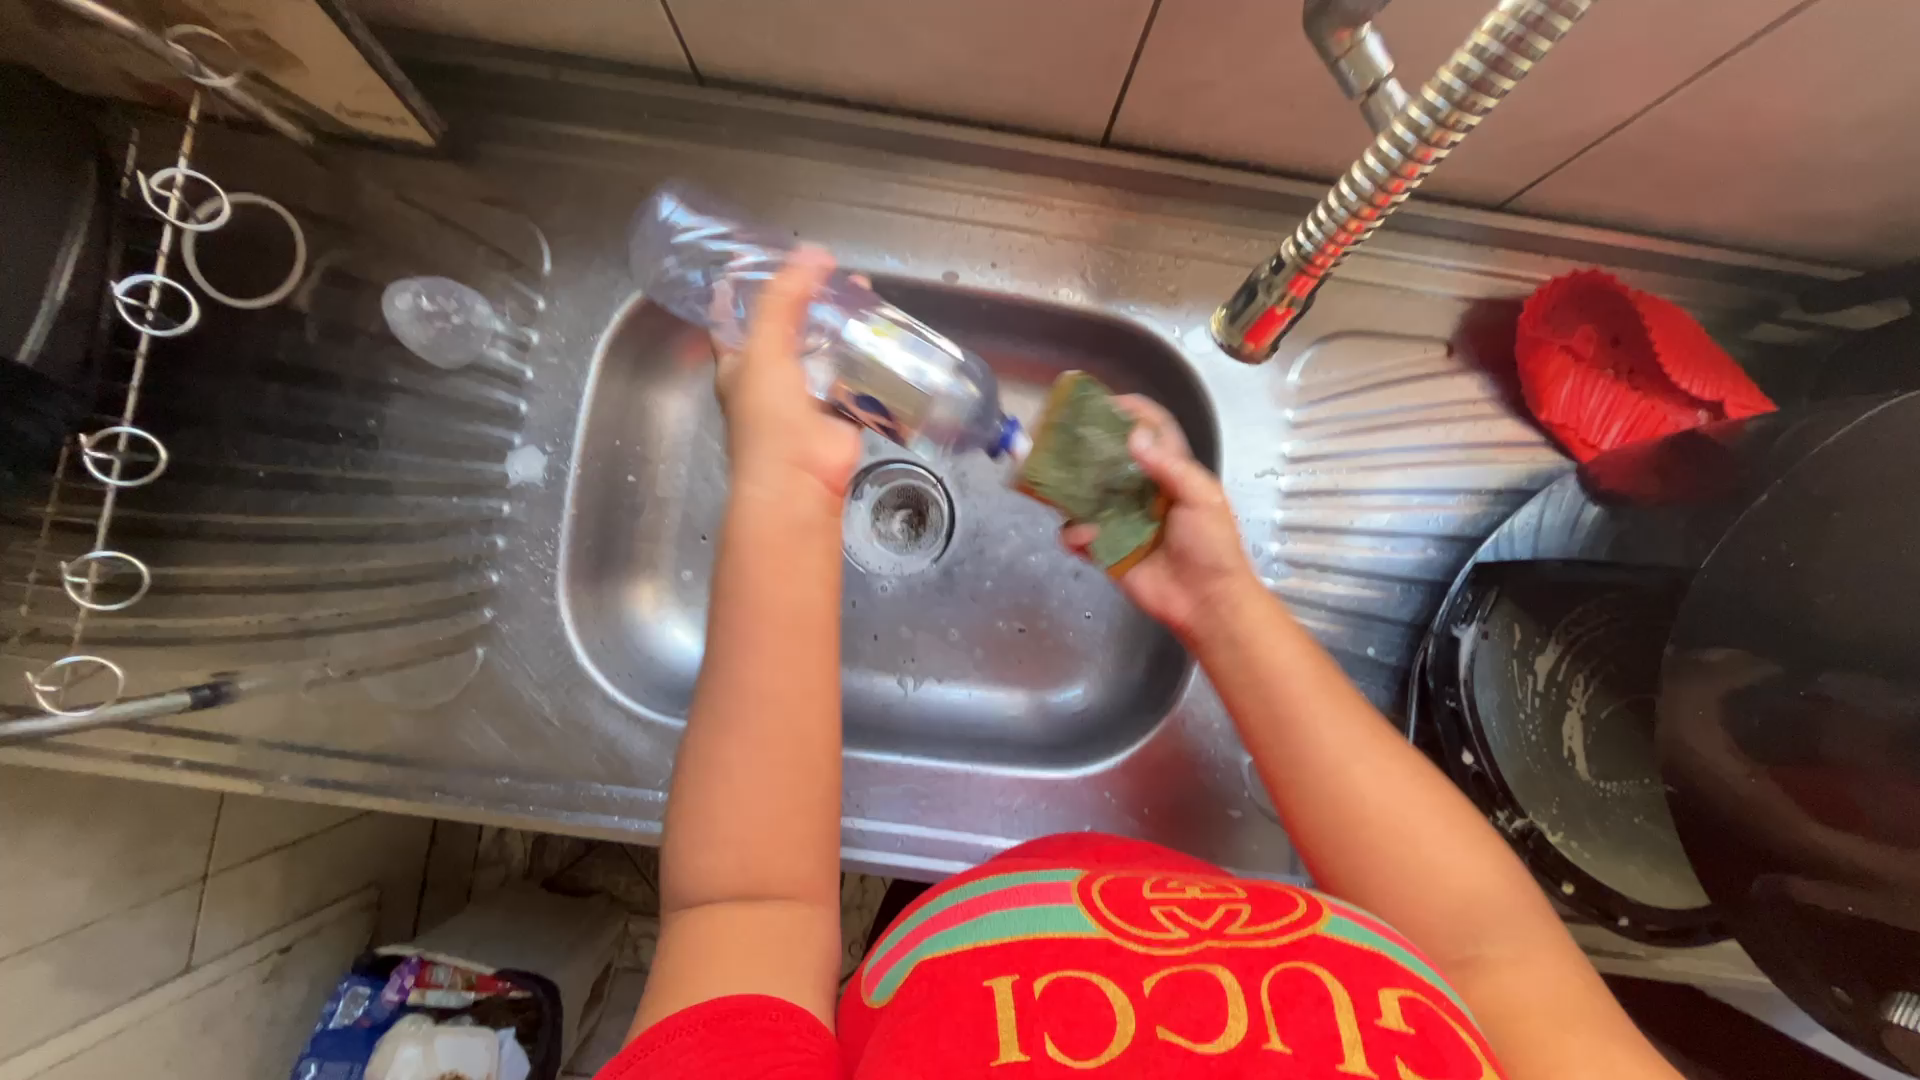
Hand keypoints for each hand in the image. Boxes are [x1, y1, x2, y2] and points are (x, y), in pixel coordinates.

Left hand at [714, 246, 862, 506]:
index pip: (734, 317)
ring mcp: (807, 398)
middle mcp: (770, 379)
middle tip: (831, 273)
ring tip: (863, 296)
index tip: (762, 260)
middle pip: (788, 330)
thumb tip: (814, 253)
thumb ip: (784, 299)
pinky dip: (867, 362)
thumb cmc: (768, 417)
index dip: (744, 288)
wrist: (799, 479)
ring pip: (824, 352)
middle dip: (808, 302)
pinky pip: (855, 381)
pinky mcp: (840, 413)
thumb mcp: (765, 348)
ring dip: (841, 328)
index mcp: (739, 364)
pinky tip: (882, 338)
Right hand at [1062, 395, 1259, 642]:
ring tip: (1057, 485)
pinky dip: (1074, 534)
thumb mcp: (1203, 498)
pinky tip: (1082, 536)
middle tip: (1063, 438)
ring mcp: (1121, 521)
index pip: (1151, 434)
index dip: (1133, 414)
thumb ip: (1170, 466)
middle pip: (1109, 461)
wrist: (1206, 601)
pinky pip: (1078, 536)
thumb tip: (1134, 438)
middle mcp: (1141, 493)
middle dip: (1087, 449)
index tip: (1108, 402)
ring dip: (1071, 492)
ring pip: (1086, 496)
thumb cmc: (1213, 547)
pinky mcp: (1106, 550)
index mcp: (1170, 475)